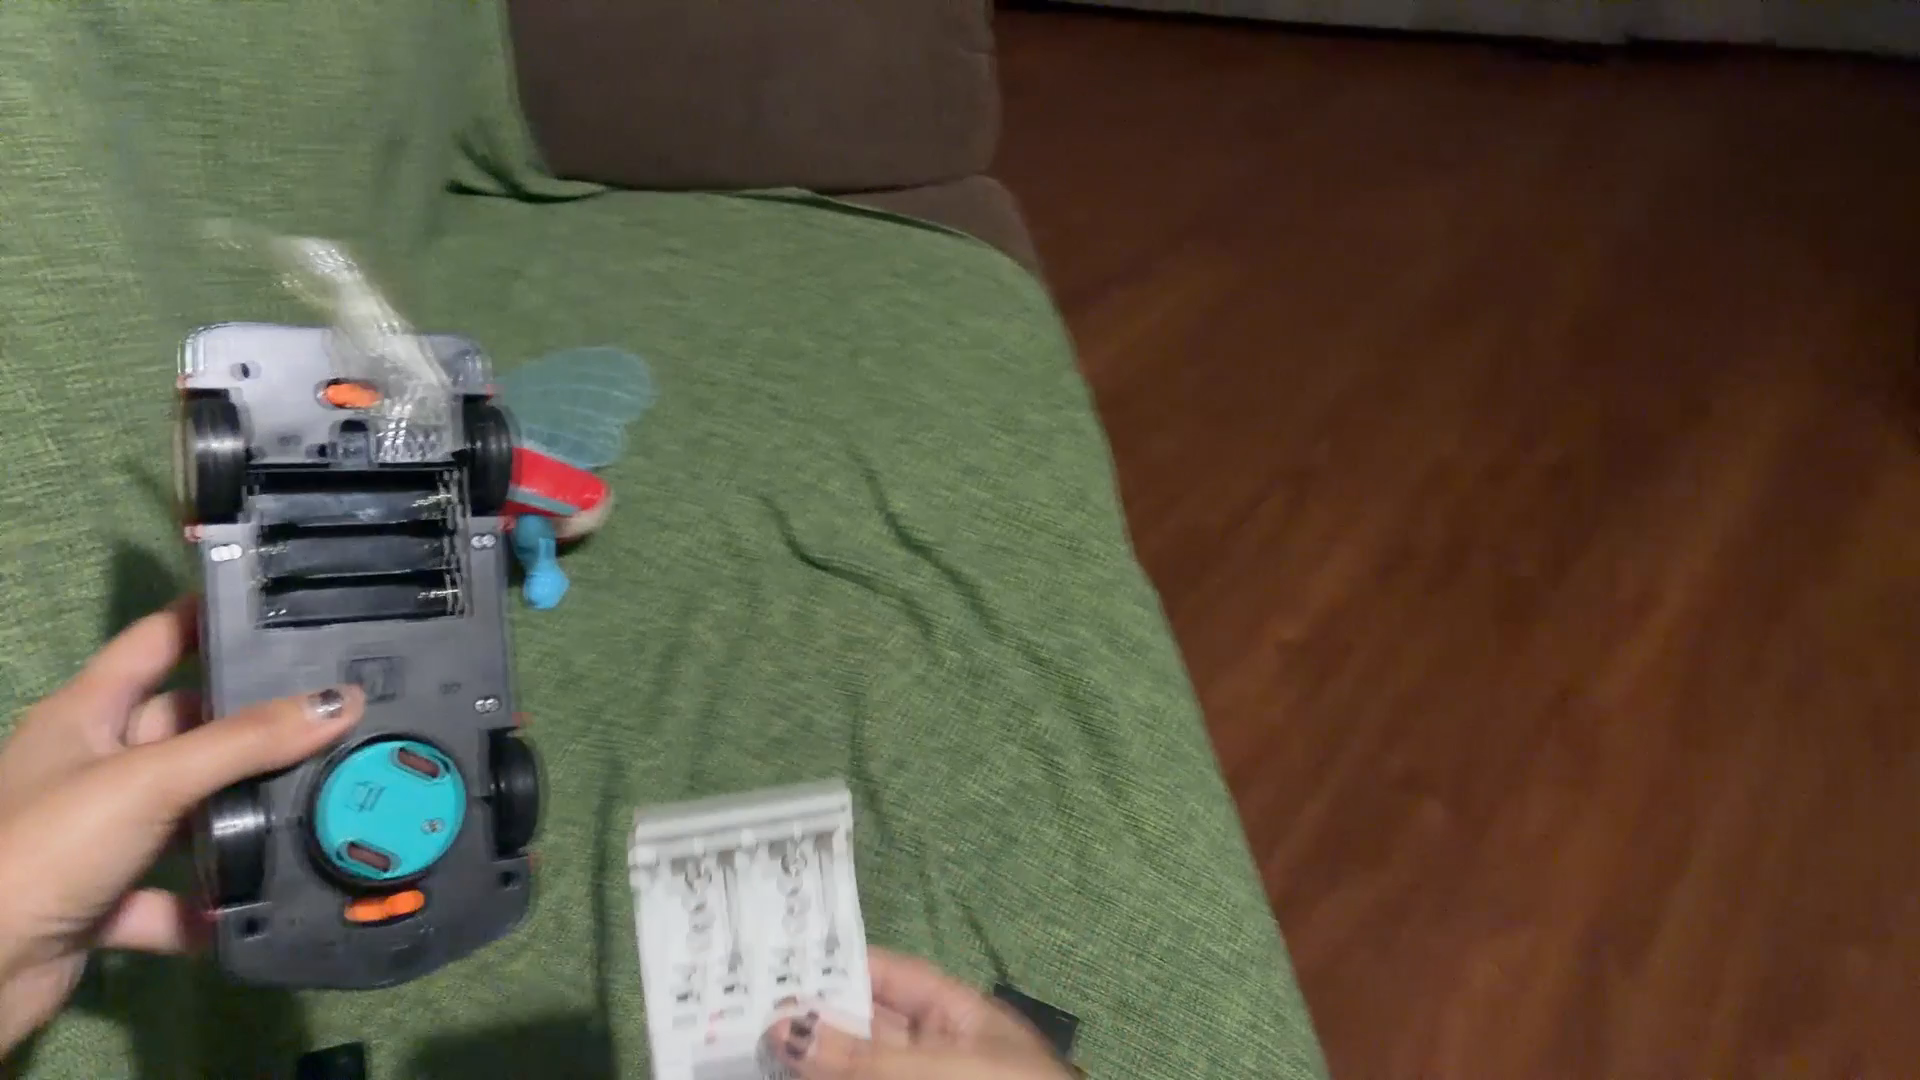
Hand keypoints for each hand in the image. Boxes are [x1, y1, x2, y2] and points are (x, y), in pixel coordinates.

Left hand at [0, 598, 363, 1054]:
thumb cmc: (35, 852)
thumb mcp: (151, 780)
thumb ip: (252, 739)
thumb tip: (345, 700)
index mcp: (85, 720)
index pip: (156, 641)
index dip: (210, 616)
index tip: (285, 605)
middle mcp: (95, 766)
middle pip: (197, 724)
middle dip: (263, 721)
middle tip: (345, 708)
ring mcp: (103, 831)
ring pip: (201, 803)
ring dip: (254, 807)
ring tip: (331, 790)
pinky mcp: (110, 893)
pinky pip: (186, 884)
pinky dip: (223, 890)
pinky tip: (270, 888)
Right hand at [764, 948, 1078, 1078]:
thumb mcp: (940, 1067)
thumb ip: (866, 1056)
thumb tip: (789, 1026)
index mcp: (957, 1014)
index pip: (889, 976)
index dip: (837, 966)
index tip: (779, 962)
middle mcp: (936, 1052)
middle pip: (863, 1029)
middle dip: (811, 1021)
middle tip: (742, 1011)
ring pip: (855, 1068)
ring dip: (809, 1063)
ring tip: (748, 1050)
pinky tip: (788, 1079)